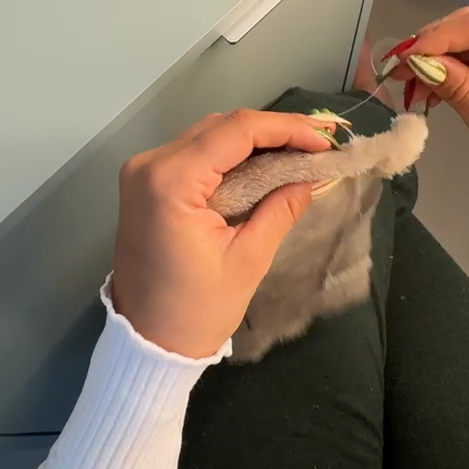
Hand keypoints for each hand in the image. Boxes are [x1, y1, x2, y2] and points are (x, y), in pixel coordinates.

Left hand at [110, 109, 333, 357]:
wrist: (145, 343)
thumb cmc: (196, 309)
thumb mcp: (248, 260)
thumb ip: (280, 208)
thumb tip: (313, 172)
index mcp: (170, 181)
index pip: (236, 131)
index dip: (285, 128)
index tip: (324, 139)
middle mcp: (150, 163)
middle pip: (221, 126)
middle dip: (274, 130)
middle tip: (319, 141)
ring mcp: (144, 170)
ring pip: (209, 134)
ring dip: (254, 138)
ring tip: (300, 148)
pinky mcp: (146, 181)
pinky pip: (195, 151)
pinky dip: (231, 153)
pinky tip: (264, 160)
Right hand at [385, 8, 468, 219]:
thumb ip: (463, 92)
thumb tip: (420, 61)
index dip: (441, 36)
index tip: (404, 58)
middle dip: (434, 45)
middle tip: (398, 70)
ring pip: (468, 43)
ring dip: (435, 59)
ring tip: (406, 83)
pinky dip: (445, 72)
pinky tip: (426, 90)